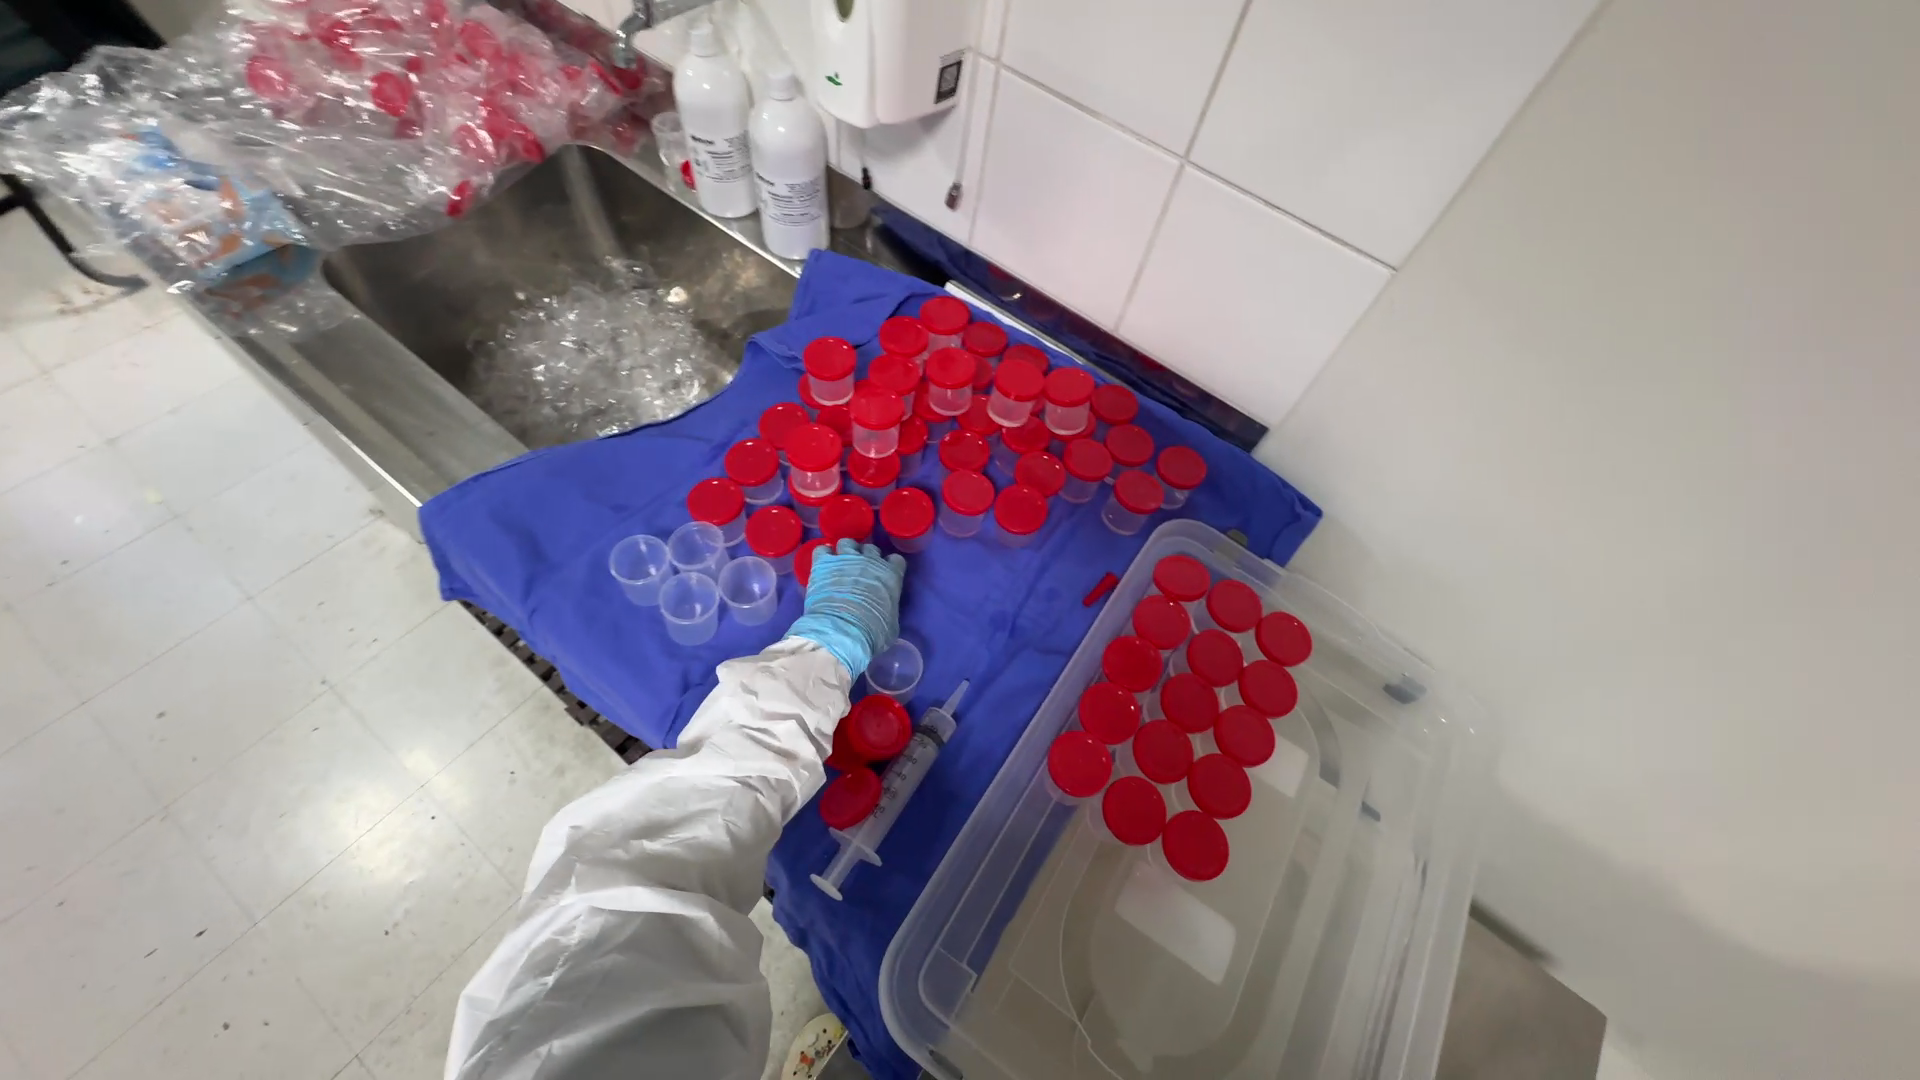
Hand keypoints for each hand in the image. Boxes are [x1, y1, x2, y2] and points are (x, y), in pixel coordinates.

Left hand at [785, 539, 906, 676]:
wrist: (842, 631)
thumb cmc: (873, 632)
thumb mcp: (892, 624)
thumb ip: (890, 610)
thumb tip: (885, 613)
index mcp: (891, 575)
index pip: (896, 560)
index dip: (890, 566)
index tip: (884, 575)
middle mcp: (870, 561)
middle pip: (871, 549)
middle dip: (867, 557)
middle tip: (861, 570)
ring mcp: (846, 559)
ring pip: (848, 543)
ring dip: (846, 552)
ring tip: (840, 563)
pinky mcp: (823, 563)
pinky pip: (822, 550)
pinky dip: (823, 555)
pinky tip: (823, 564)